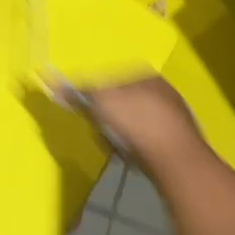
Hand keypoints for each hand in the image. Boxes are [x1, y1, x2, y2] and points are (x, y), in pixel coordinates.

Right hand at [82, 76, 210, 176]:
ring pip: (135, 120)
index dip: (95, 93)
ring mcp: (175, 115)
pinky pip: (148, 138)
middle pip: (123, 100)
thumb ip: (78, 93)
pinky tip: (133, 154)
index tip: (87, 110)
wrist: (176, 160)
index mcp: (146, 74)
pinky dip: (137, 144)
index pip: (112, 77)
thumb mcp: (100, 103)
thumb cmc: (136, 123)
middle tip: (99, 129)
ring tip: (114, 145)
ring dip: (121, 132)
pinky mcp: (180, 139)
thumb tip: (54, 84)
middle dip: (108, 115)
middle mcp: (163, 89)